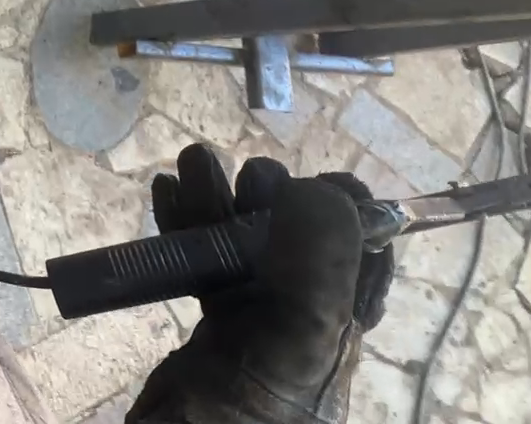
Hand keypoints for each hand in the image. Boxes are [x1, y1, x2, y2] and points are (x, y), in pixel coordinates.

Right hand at [127, 145, 393, 423]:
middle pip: (290, 238)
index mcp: (339, 332)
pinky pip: (202, 267)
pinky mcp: (211, 335)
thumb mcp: (284, 359)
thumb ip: (311, 279)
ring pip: (239, 245)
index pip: (364, 253)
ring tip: (185, 172)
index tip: (291, 179)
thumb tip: (321, 189)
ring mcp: (255, 330)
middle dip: (255, 196)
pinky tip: (166, 198)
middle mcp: (304, 327)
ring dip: (211, 200)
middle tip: (218, 180)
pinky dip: (183, 227)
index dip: (338, 205)